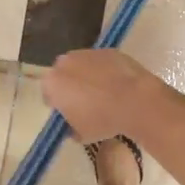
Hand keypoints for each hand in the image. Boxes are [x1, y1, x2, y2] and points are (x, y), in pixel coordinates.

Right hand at [41, 49, 164, 143]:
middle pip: (63, 75)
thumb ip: (71, 128)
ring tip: (104, 94)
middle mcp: (65, 62)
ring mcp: (87, 52)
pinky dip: (106, 71)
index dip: (59, 106)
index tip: (69, 115)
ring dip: (88, 77)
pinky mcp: (108, 50)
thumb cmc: (102, 120)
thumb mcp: (81, 135)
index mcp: (52, 83)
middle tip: (85, 103)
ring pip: (82, 66)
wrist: (135, 100)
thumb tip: (74, 126)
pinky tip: (117, 85)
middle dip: (71, 87)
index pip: (48, 95)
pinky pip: (101, 63)